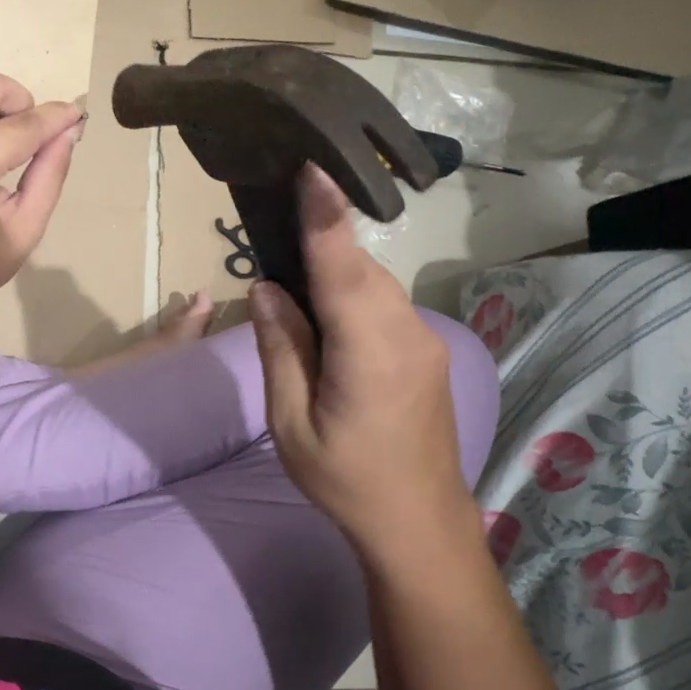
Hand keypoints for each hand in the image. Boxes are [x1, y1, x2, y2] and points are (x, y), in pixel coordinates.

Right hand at [249, 165, 476, 557]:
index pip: (343, 268)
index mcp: (369, 353)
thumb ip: (280, 349)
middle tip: (277, 205)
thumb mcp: (290, 422)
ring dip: (335, 262)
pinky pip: (383, 302)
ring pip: (373, 283)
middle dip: (321, 233)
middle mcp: (406, 334)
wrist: (419, 522)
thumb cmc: (344, 479)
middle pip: (359, 268)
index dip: (325, 216)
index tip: (310, 167)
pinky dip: (350, 286)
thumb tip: (266, 288)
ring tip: (289, 252)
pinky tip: (321, 298)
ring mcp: (423, 341)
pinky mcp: (425, 351)